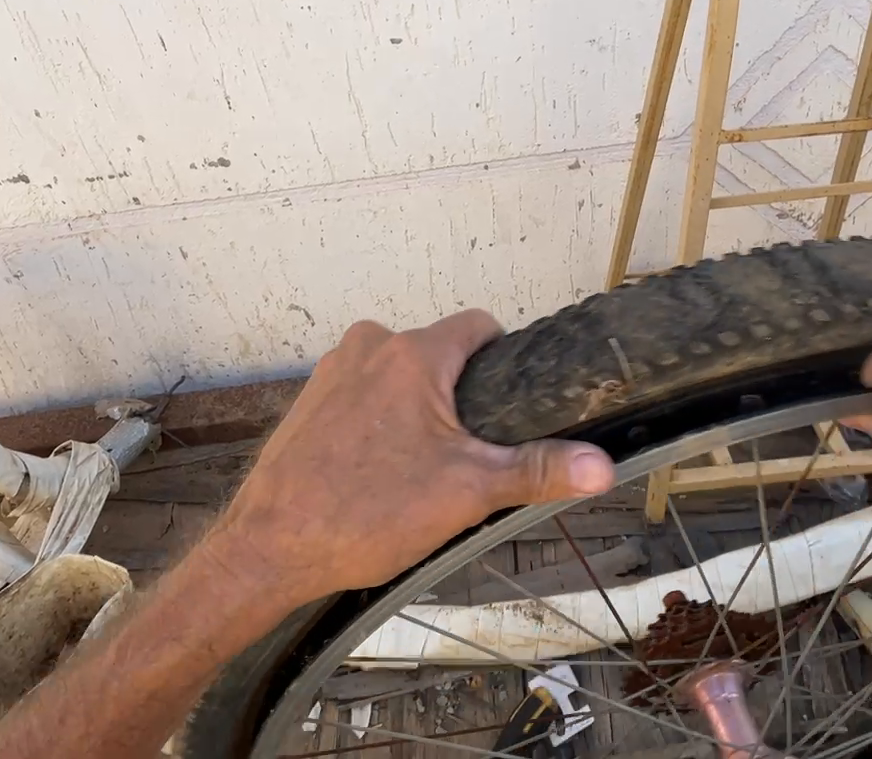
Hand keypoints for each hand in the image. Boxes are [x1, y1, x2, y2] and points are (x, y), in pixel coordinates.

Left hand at [205, 310, 615, 605]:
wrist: (268, 546)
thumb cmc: (369, 511)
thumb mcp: (466, 492)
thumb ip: (536, 470)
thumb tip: (604, 465)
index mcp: (413, 352)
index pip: (479, 325)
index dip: (505, 358)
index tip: (510, 403)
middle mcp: (371, 343)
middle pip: (440, 351)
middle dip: (460, 392)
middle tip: (466, 451)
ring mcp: (335, 367)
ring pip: (401, 371)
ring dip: (420, 405)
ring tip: (420, 464)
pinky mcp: (311, 395)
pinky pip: (366, 389)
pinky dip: (382, 414)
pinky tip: (378, 465)